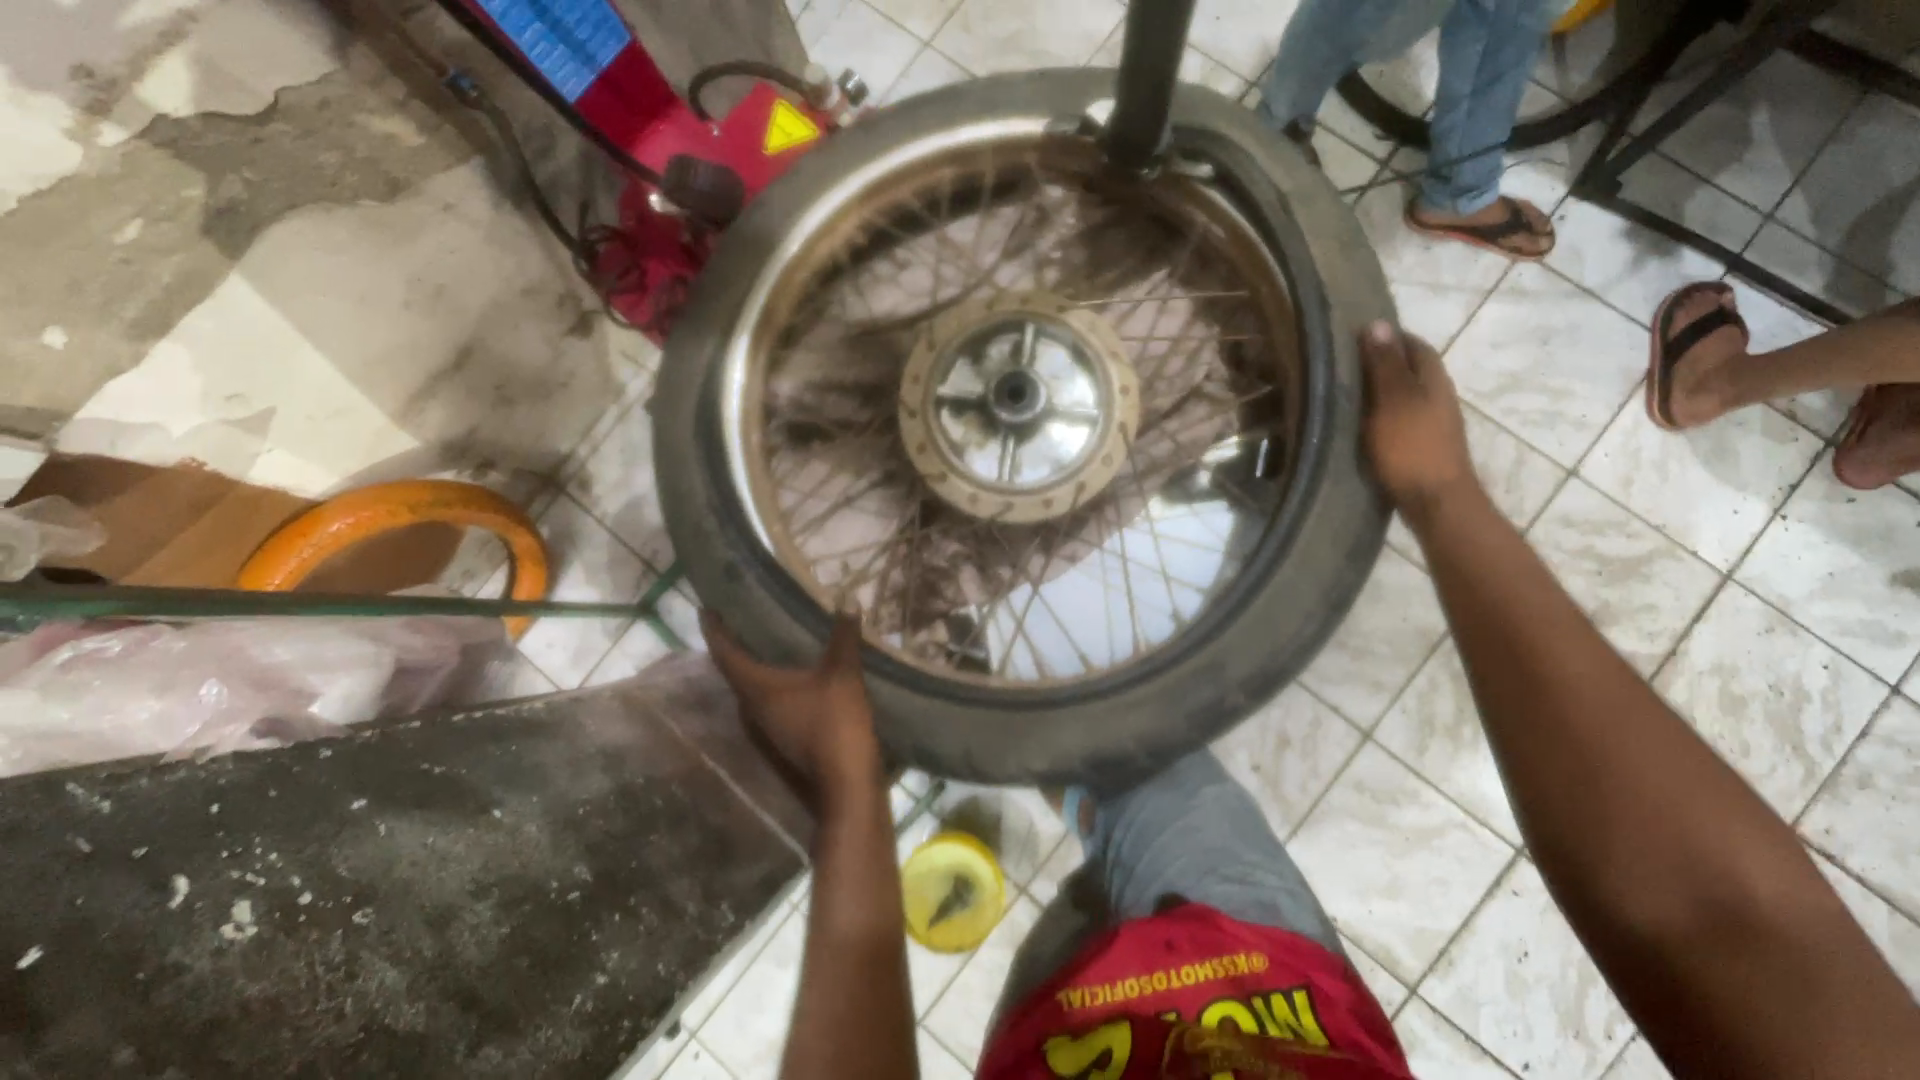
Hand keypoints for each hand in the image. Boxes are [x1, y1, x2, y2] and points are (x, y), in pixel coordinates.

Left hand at [701, 608, 882, 799]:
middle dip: (731, 646)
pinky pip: (766, 704)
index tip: (706, 611)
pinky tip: (789, 679)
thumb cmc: (835, 723)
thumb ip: (844, 637)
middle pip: (733, 672)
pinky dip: (769, 685)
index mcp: (758, 688)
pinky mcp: (780, 740)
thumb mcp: (843, 674)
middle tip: (737, 621)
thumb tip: (848, 601)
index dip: (714, 630)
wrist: (845, 783)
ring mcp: (765, 728)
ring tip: (762, 645)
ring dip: (751, 668)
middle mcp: (752, 708)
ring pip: (749, 692)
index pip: (725, 654)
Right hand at [1359, 319, 1482, 526]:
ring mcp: (1431, 422)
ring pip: (1400, 395)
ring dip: (1375, 392)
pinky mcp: (1420, 446)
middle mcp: (1436, 395)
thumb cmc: (1412, 448)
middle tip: (1336, 367)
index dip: (1384, 336)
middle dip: (1377, 364)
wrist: (1435, 503)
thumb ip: (1385, 364)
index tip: (1348, 337)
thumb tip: (1378, 323)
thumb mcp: (1393, 401)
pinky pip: (1396, 419)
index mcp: (1432, 378)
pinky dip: (1376, 416)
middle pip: (1406, 369)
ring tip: (1339, 395)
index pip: (1410, 343)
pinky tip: (1354, 426)